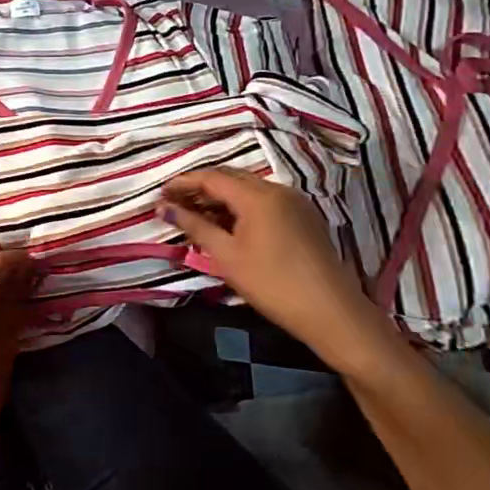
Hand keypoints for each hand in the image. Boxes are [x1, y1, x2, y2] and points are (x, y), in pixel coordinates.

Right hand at [160, 168, 401, 373]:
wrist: (330, 312)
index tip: (159, 194)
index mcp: (257, 196)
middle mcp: (277, 190)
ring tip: (196, 216)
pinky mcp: (304, 217)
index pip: (211, 177)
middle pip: (230, 178)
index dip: (182, 183)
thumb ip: (194, 226)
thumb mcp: (226, 256)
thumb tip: (163, 208)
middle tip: (174, 203)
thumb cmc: (271, 283)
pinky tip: (227, 225)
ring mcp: (295, 202)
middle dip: (200, 188)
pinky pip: (264, 201)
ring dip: (220, 198)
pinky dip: (240, 207)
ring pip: (248, 189)